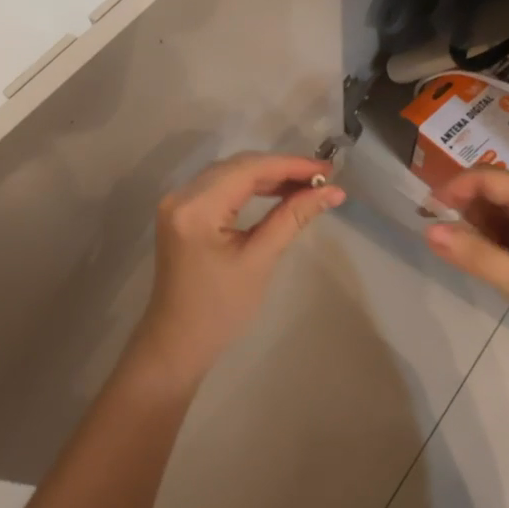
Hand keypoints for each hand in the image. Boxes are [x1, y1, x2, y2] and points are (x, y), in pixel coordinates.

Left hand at [132, 153, 345, 384]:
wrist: (177, 342)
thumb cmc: (220, 310)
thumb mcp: (259, 260)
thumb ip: (292, 218)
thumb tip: (331, 191)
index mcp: (196, 207)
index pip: (248, 169)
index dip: (290, 165)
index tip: (328, 169)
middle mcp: (181, 195)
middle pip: (237, 167)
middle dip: (280, 168)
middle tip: (322, 178)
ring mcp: (177, 202)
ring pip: (228, 174)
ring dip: (266, 176)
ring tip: (306, 185)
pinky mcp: (180, 213)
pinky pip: (218, 188)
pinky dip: (247, 187)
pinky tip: (275, 193)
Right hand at [424, 168, 508, 370]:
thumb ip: (479, 258)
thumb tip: (431, 230)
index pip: (488, 177)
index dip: (453, 187)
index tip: (426, 214)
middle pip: (499, 193)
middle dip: (467, 211)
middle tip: (447, 246)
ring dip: (486, 231)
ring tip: (472, 264)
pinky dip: (506, 246)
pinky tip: (503, 273)